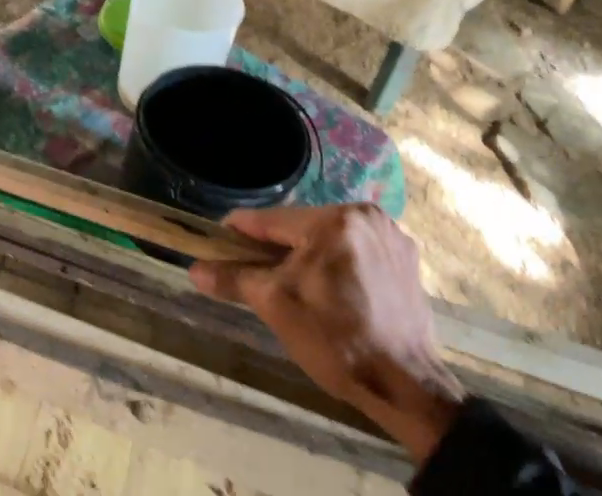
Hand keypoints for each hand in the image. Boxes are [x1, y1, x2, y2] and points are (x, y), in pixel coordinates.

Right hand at [190, 205, 464, 461]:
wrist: (404, 386)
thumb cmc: (334, 340)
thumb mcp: (275, 305)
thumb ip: (234, 278)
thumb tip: (196, 269)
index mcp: (333, 220)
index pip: (267, 219)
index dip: (236, 235)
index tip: (216, 250)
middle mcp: (365, 216)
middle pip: (299, 227)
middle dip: (274, 250)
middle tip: (256, 279)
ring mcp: (391, 236)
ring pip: (327, 239)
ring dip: (305, 257)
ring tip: (293, 290)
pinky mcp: (405, 259)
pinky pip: (354, 251)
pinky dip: (336, 266)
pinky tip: (332, 295)